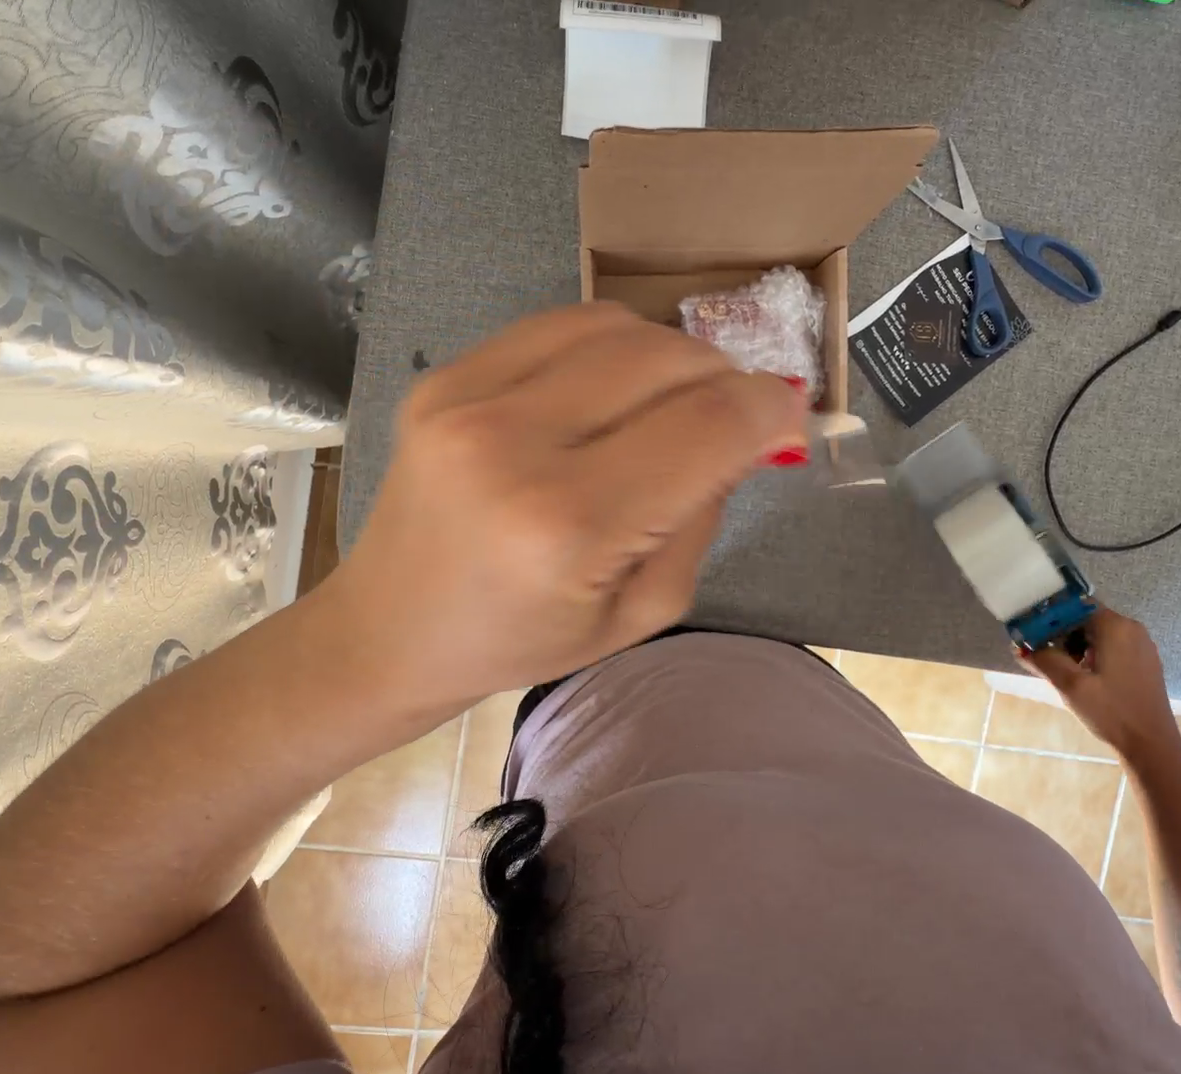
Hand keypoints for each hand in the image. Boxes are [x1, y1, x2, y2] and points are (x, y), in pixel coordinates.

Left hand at [326, 303, 807, 723]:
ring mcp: (467, 398)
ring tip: (671, 401)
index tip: (789, 415)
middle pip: (667, 359)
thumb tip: (746, 432)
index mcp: (569, 527)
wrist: (391, 628)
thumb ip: (703, 517)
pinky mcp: (443, 377)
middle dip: (725, 378)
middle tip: (732, 414)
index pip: (707, 426)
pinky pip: (559, 325)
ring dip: (670, 356)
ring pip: (617, 326)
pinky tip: (611, 387)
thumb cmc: (522, 640)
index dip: (769, 408)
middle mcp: (514, 446)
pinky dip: (610, 346)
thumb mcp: (641, 612)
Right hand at [1021, 608, 1180, 758]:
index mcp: (1116, 627)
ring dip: (1075, 646)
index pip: (1075, 606)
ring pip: (1097, 634)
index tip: (1033, 635)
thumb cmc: (1111, 711)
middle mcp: (1132, 629)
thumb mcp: (1070, 685)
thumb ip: (1044, 660)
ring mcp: (1141, 646)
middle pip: (1086, 619)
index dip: (1051, 617)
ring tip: (1063, 671)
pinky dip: (1092, 655)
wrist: (1151, 744)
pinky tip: (1084, 678)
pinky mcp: (1143, 662)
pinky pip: (1111, 647)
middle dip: (1062, 634)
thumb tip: (1021, 647)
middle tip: (1045, 657)